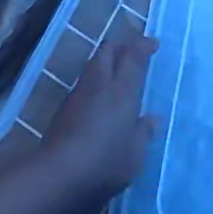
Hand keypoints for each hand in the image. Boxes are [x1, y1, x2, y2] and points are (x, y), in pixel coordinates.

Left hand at [39, 33, 157, 199]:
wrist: (59, 170)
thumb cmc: (105, 162)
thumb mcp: (135, 154)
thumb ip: (144, 132)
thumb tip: (154, 118)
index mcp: (121, 91)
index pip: (132, 57)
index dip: (142, 46)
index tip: (153, 42)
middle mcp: (99, 84)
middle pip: (107, 50)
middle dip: (122, 44)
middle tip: (135, 49)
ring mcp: (79, 92)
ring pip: (94, 63)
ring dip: (107, 58)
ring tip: (119, 67)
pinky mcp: (66, 105)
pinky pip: (86, 79)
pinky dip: (97, 76)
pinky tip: (102, 92)